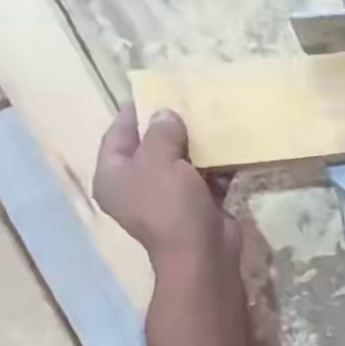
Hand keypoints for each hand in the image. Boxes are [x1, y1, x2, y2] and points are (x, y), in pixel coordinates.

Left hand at [94, 107, 232, 262]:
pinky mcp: (198, 207)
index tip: (154, 94)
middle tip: (188, 107)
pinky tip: (231, 152)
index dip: (135, 114)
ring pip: (181, 164)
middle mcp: (137, 186)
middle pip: (151, 149)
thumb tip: (166, 114)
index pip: (118, 136)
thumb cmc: (170, 205)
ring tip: (213, 124)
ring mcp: (169, 198)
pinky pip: (205, 180)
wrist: (202, 251)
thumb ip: (162, 133)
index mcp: (114, 176)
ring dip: (197, 148)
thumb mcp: (159, 161)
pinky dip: (216, 167)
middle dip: (171, 129)